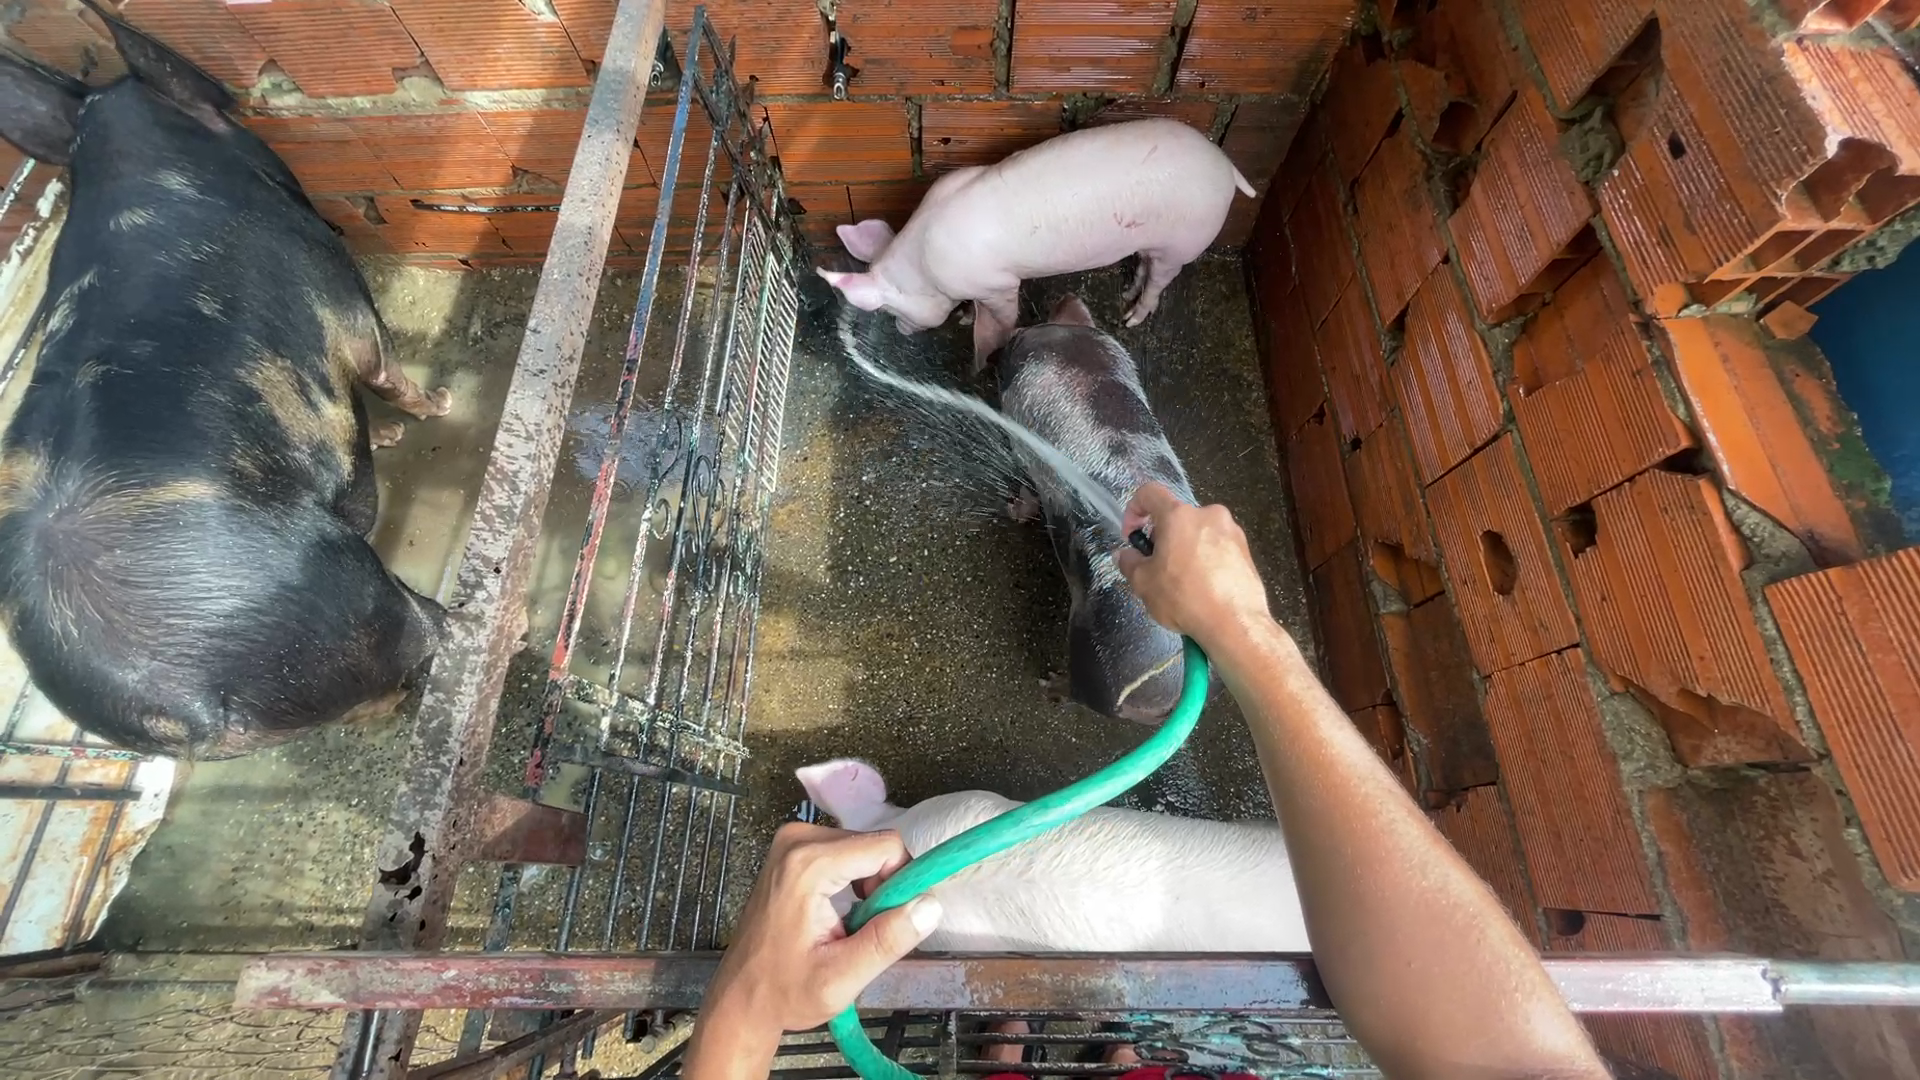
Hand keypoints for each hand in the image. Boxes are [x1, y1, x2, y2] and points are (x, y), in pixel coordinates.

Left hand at [683, 823, 942, 1077]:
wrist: (739, 998)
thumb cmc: (784, 992)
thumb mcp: (840, 979)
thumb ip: (887, 940)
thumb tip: (930, 905)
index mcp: (810, 863)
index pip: (887, 846)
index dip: (900, 881)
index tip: (887, 919)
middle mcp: (799, 838)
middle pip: (873, 844)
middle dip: (882, 884)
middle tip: (864, 927)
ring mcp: (792, 838)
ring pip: (862, 845)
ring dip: (868, 881)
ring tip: (849, 923)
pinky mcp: (791, 845)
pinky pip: (843, 848)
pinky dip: (851, 875)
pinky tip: (837, 910)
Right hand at [1114, 483, 1272, 647]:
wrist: (1235, 624)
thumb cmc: (1184, 598)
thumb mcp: (1143, 583)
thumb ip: (1129, 563)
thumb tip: (1124, 555)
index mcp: (1179, 516)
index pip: (1149, 493)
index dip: (1133, 509)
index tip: (1132, 535)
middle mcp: (1208, 515)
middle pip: (1176, 517)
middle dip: (1162, 537)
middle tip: (1156, 566)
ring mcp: (1231, 531)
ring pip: (1197, 532)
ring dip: (1184, 549)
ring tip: (1181, 582)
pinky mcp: (1246, 550)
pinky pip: (1217, 547)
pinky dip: (1205, 560)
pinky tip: (1202, 587)